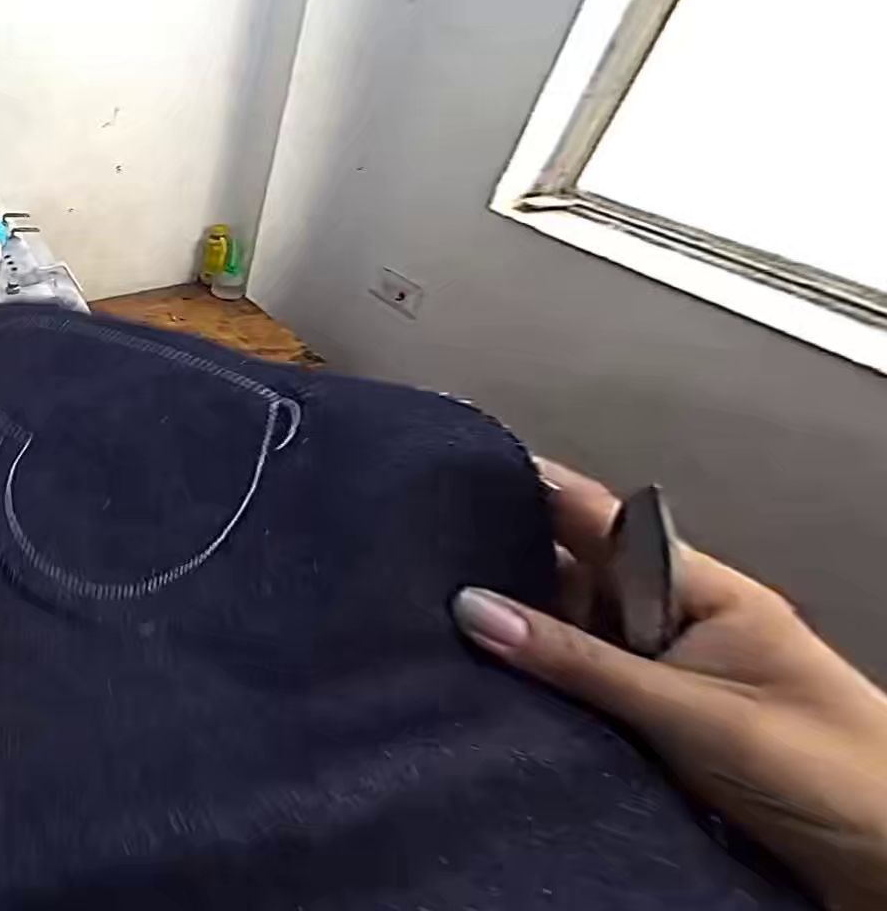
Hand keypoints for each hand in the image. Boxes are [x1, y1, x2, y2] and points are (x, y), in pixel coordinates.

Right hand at [452, 459, 886, 908]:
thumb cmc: (841, 785)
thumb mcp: (703, 718)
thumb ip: (579, 660)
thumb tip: (465, 606)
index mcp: (696, 592)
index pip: (598, 517)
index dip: (531, 485)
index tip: (454, 463)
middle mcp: (657, 615)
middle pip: (559, 564)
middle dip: (491, 550)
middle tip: (408, 532)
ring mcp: (638, 661)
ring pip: (548, 616)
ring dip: (494, 609)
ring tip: (413, 588)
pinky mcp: (619, 705)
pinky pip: (549, 663)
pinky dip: (507, 656)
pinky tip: (454, 646)